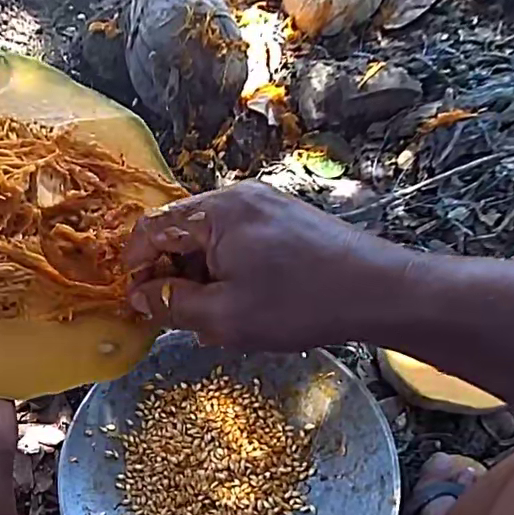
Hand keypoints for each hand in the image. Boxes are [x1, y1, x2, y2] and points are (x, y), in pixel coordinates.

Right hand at [124, 181, 413, 350]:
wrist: (378, 291)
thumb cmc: (298, 304)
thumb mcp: (223, 316)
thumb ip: (171, 305)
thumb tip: (138, 296)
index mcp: (217, 211)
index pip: (152, 229)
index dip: (135, 267)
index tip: (137, 303)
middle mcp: (238, 197)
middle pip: (180, 232)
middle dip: (171, 275)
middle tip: (179, 316)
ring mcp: (265, 205)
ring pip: (209, 241)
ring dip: (200, 278)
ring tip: (215, 317)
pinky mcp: (285, 220)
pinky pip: (237, 243)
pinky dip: (227, 271)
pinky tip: (242, 302)